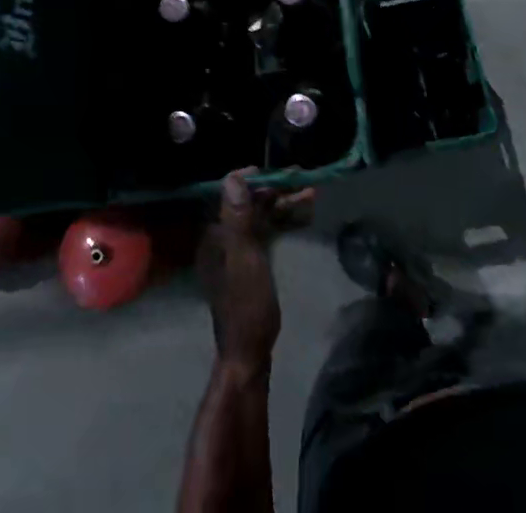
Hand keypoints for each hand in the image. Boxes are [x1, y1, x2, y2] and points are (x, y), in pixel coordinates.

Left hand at [198, 168, 313, 369]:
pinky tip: (304, 214)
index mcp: (214, 236)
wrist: (249, 352)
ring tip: (310, 193)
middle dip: (274, 190)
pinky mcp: (251, 261)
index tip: (277, 173)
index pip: (229, 195)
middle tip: (301, 179)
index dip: (252, 180)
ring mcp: (236, 251)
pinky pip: (266, 232)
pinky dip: (283, 222)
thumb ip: (237, 220)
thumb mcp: (244, 260)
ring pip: (260, 217)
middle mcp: (221, 239)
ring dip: (283, 204)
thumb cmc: (246, 306)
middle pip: (247, 204)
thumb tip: (232, 178)